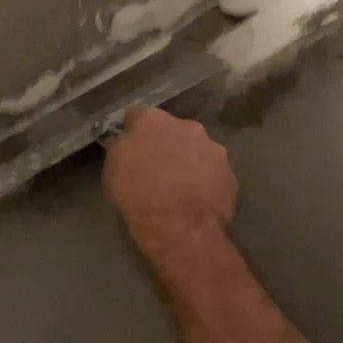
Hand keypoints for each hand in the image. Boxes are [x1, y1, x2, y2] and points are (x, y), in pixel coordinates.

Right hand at [102, 107, 238, 243]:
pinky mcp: (230, 172)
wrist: (178, 226)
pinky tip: (196, 197)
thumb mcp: (111, 169)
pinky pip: (213, 171)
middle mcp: (186, 126)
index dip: (132, 131)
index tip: (129, 146)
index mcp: (152, 120)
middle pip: (172, 129)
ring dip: (188, 159)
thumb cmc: (136, 194)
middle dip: (165, 143)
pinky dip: (205, 179)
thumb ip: (120, 148)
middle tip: (157, 166)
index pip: (137, 116)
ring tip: (180, 184)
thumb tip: (123, 141)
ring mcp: (213, 148)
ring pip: (196, 148)